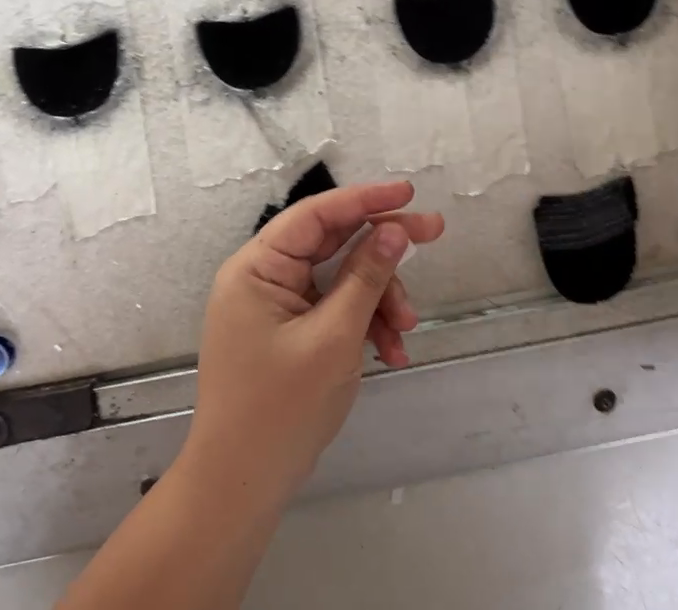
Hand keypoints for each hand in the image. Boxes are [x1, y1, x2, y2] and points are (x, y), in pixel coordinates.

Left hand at [185, 181, 445, 499]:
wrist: (241, 484)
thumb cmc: (281, 407)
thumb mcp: (334, 337)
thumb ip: (366, 277)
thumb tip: (394, 230)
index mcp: (257, 268)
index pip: (316, 214)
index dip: (365, 198)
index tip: (410, 193)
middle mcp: (263, 278)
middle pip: (332, 243)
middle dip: (384, 250)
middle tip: (435, 235)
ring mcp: (276, 307)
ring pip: (341, 280)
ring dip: (379, 299)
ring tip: (406, 332)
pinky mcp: (289, 333)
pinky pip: (335, 311)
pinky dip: (365, 325)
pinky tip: (390, 353)